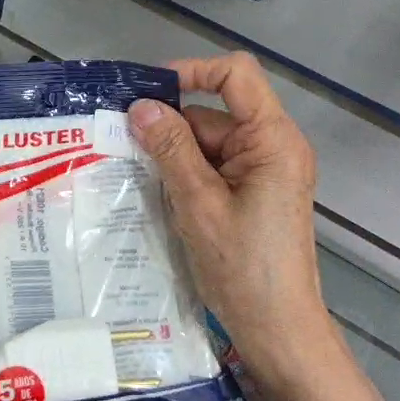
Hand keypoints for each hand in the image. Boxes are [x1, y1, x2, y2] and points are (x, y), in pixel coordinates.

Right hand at [130, 53, 325, 360]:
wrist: (277, 329)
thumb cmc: (243, 266)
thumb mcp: (199, 203)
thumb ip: (170, 149)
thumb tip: (140, 106)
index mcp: (273, 140)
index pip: (235, 75)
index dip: (192, 71)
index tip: (148, 92)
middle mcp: (273, 147)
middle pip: (214, 113)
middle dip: (170, 127)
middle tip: (122, 146)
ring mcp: (264, 172)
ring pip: (208, 142)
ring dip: (173, 156)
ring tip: (134, 176)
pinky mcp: (253, 194)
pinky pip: (213, 168)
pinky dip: (185, 176)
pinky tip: (157, 195)